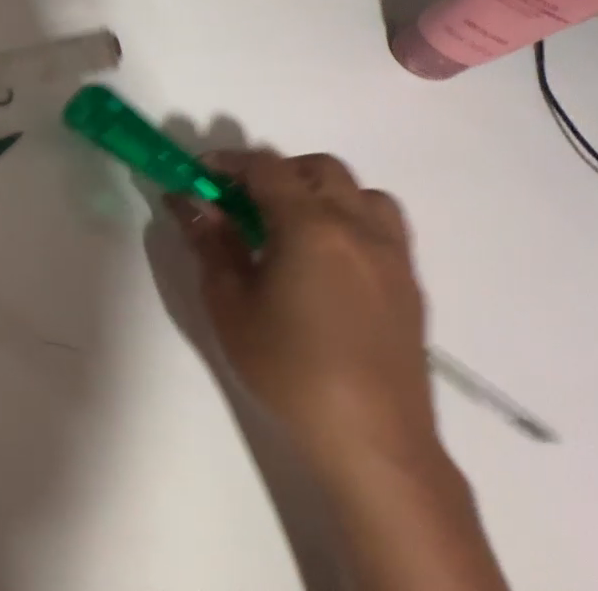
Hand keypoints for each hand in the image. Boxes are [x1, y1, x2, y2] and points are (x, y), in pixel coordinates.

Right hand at [167, 151, 437, 473]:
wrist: (370, 434)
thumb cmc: (285, 365)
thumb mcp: (229, 301)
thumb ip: (211, 242)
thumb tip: (189, 200)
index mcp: (311, 228)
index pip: (268, 168)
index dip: (228, 163)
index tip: (196, 176)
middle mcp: (360, 229)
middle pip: (320, 169)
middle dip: (274, 173)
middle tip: (236, 203)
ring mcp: (393, 255)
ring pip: (360, 193)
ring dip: (318, 193)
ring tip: (283, 227)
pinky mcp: (408, 283)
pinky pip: (381, 226)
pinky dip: (346, 220)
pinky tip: (317, 260)